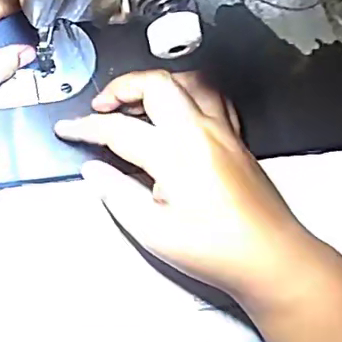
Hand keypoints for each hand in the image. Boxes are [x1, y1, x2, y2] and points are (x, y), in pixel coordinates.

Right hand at [55, 70, 329, 308]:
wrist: (272, 259)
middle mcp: (202, 133)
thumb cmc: (221, 251)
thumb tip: (95, 172)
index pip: (119, 128)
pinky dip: (188, 93)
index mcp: (176, 154)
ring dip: (155, 84)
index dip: (86, 127)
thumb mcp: (153, 232)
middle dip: (121, 88)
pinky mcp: (236, 140)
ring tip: (135, 100)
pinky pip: (213, 98)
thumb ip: (117, 195)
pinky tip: (179, 108)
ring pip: (187, 82)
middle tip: (100, 106)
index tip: (68, 129)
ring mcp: (223, 132)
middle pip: (156, 84)